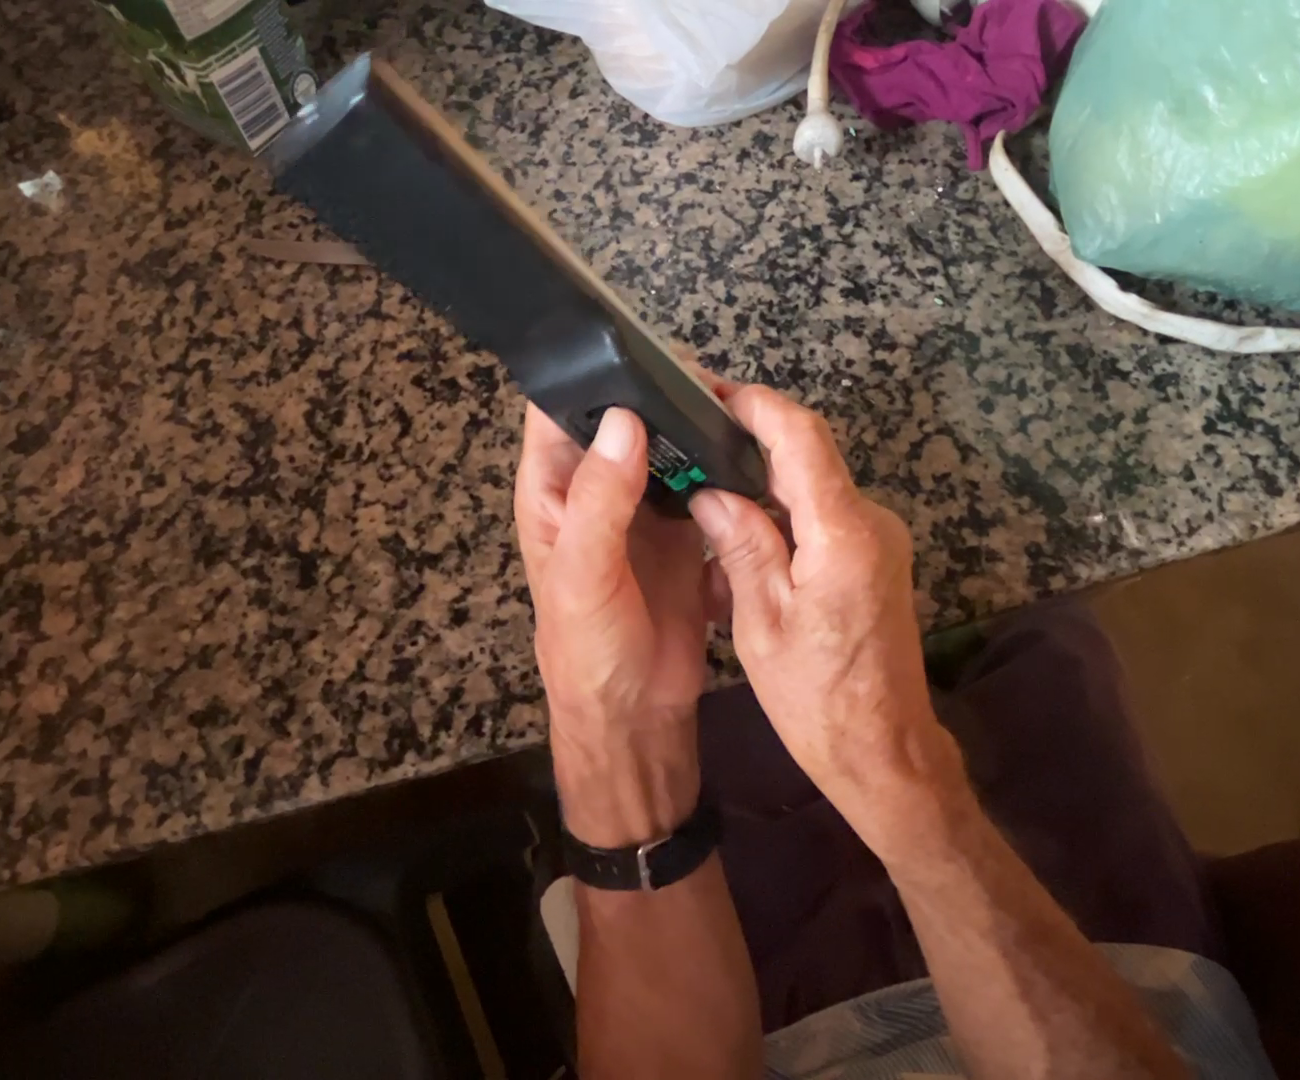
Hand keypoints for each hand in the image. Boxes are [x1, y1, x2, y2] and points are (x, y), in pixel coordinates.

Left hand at [515, 404, 711, 845]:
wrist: (637, 711)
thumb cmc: (589, 648)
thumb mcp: (585, 574)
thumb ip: (601, 499)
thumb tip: (625, 419)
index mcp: (553, 491)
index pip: (558, 412)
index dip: (589, 374)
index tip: (634, 341)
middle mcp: (596, 490)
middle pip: (622, 421)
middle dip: (656, 394)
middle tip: (704, 374)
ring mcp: (643, 509)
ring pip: (666, 448)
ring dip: (692, 429)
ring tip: (731, 403)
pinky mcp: (685, 531)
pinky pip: (701, 485)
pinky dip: (719, 469)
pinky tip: (745, 452)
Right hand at [688, 388, 957, 843]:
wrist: (884, 750)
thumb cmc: (816, 699)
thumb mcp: (763, 623)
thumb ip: (742, 545)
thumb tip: (711, 493)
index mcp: (842, 535)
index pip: (803, 439)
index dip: (759, 406)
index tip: (714, 392)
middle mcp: (872, 524)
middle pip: (810, 459)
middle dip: (752, 444)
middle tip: (695, 441)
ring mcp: (881, 541)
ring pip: (815, 490)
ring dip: (764, 488)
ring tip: (706, 492)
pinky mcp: (877, 561)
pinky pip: (825, 520)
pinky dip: (784, 520)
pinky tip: (742, 538)